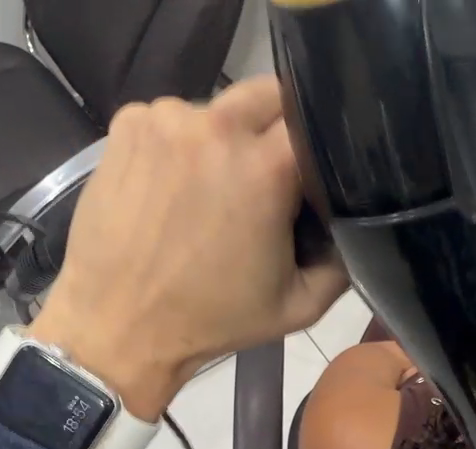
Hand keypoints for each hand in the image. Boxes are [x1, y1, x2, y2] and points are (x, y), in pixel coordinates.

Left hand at [27, 76, 347, 419]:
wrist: (121, 325)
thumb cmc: (213, 320)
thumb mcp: (299, 307)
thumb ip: (342, 263)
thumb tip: (354, 230)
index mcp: (265, 168)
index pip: (314, 123)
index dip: (319, 150)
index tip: (312, 183)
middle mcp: (216, 127)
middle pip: (269, 95)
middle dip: (279, 129)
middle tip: (271, 178)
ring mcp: (166, 119)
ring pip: (218, 108)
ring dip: (227, 139)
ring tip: (215, 191)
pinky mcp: (128, 125)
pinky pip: (173, 119)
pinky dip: (184, 145)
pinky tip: (177, 188)